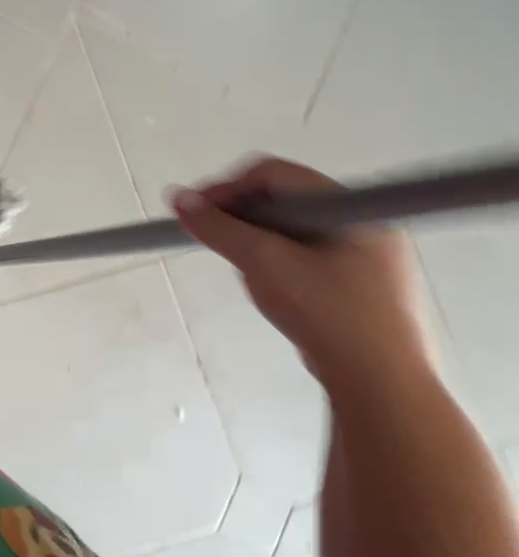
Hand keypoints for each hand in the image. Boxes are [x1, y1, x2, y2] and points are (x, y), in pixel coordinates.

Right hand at [173, 156, 433, 392]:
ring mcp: (366, 255)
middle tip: (209, 234)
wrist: (379, 382)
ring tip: (238, 262)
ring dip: (252, 236)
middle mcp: (365, 225)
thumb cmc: (325, 311)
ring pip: (290, 226)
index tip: (198, 213)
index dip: (229, 187)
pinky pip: (304, 251)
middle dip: (237, 213)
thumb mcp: (261, 261)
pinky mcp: (358, 282)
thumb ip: (216, 226)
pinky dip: (273, 256)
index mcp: (352, 211)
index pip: (275, 174)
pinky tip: (266, 281)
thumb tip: (178, 198)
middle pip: (282, 197)